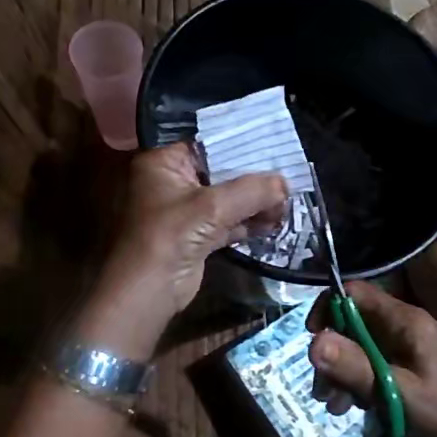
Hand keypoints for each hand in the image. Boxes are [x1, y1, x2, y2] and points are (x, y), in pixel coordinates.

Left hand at [84, 145, 287, 352]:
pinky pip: (227, 222)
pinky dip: (248, 222)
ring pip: (226, 200)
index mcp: (163, 164)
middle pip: (220, 173)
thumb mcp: (213, 206)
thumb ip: (252, 190)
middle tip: (288, 177)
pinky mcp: (195, 237)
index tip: (274, 147)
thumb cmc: (171, 235)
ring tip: (287, 202)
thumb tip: (286, 183)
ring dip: (255, 203)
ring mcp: (183, 212)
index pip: (208, 146)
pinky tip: (275, 221)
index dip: (241, 148)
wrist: (149, 289)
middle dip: (253, 179)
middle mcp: (171, 183)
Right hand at [308, 281, 436, 436]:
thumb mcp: (398, 392)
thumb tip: (312, 342)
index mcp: (406, 321)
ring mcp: (414, 349)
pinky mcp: (417, 370)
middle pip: (356, 324)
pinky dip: (363, 384)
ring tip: (335, 407)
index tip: (312, 340)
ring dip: (345, 373)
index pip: (356, 293)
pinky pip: (379, 366)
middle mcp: (408, 327)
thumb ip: (355, 367)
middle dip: (333, 353)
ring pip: (365, 349)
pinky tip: (359, 410)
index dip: (329, 309)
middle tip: (321, 391)